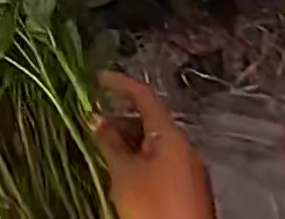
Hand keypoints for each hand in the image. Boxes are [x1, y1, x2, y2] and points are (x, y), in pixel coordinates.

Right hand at [93, 72, 213, 218]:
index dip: (118, 83)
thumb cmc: (152, 207)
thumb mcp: (123, 173)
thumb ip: (108, 141)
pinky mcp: (189, 190)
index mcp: (171, 137)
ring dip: (128, 139)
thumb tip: (95, 118)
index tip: (96, 80)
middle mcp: (185, 148)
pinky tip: (123, 168)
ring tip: (104, 146)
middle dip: (120, 118)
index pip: (143, 95)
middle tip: (95, 120)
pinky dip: (140, 156)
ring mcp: (190, 170)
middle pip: (149, 119)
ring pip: (154, 142)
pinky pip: (161, 160)